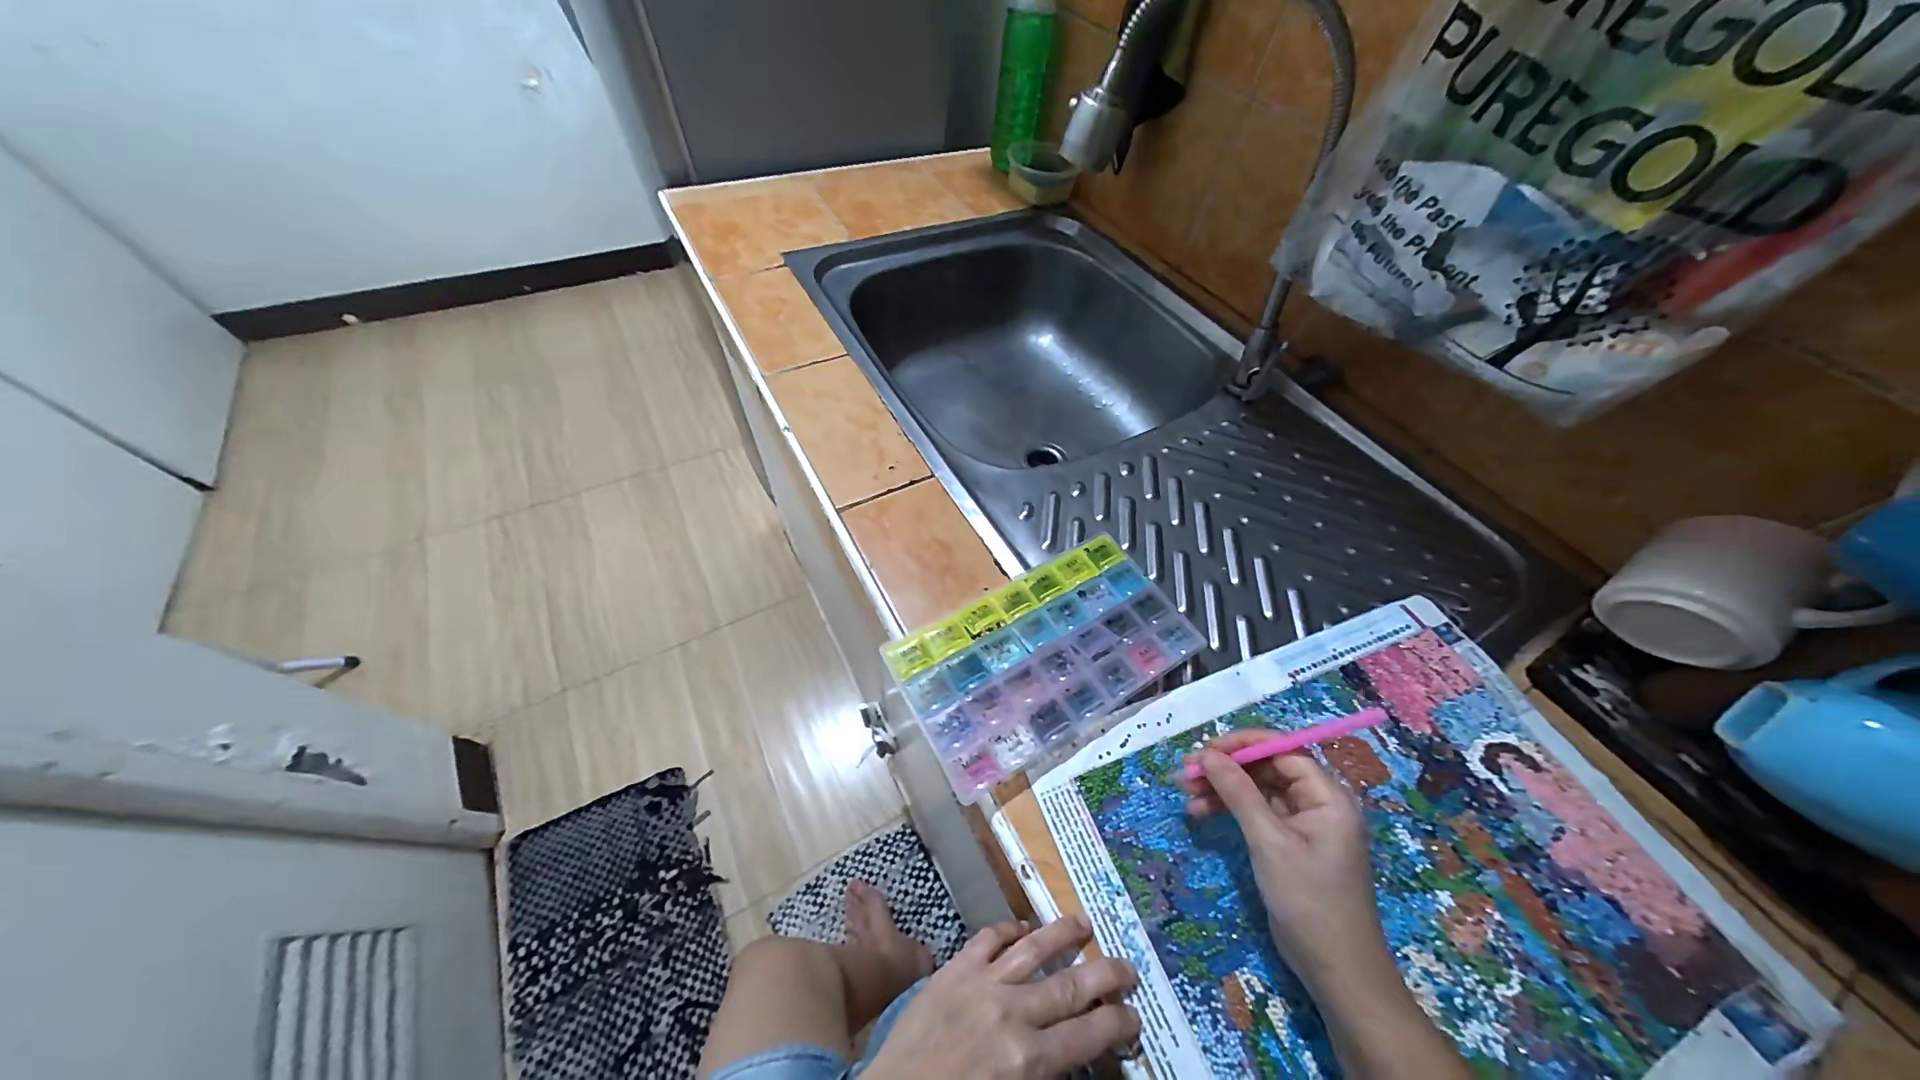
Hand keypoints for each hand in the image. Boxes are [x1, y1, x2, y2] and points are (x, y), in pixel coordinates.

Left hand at [862, 915, 1140, 1079]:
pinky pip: (987, 939)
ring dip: (1063, 934)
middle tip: (1128, 967)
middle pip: (1072, 985)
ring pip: (1033, 947)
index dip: (1119, 1022)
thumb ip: (1044, 1071)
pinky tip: (1021, 926)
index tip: (1133, 1016)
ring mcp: (982, 984)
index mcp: (1030, 1059)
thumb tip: (1071, 1050)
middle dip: (1107, 975)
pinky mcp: (954, 969)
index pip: (1090, 1033)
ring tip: (1083, 922)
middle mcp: (1013, 1013)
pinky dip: (1007, 929)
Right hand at [1180, 732, 1387, 984]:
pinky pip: (1257, 812)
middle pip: (1267, 767)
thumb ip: (1239, 793)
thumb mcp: (1268, 842)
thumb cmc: (1309, 901)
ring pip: (1257, 789)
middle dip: (1226, 768)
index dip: (1242, 745)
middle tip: (1186, 773)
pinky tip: (1201, 813)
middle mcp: (1318, 802)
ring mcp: (1305, 823)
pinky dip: (1230, 810)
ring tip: (1186, 794)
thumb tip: (1208, 754)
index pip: (1281, 750)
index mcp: (1328, 795)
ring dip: (1222, 789)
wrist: (1336, 969)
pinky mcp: (1291, 842)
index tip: (1204, 750)